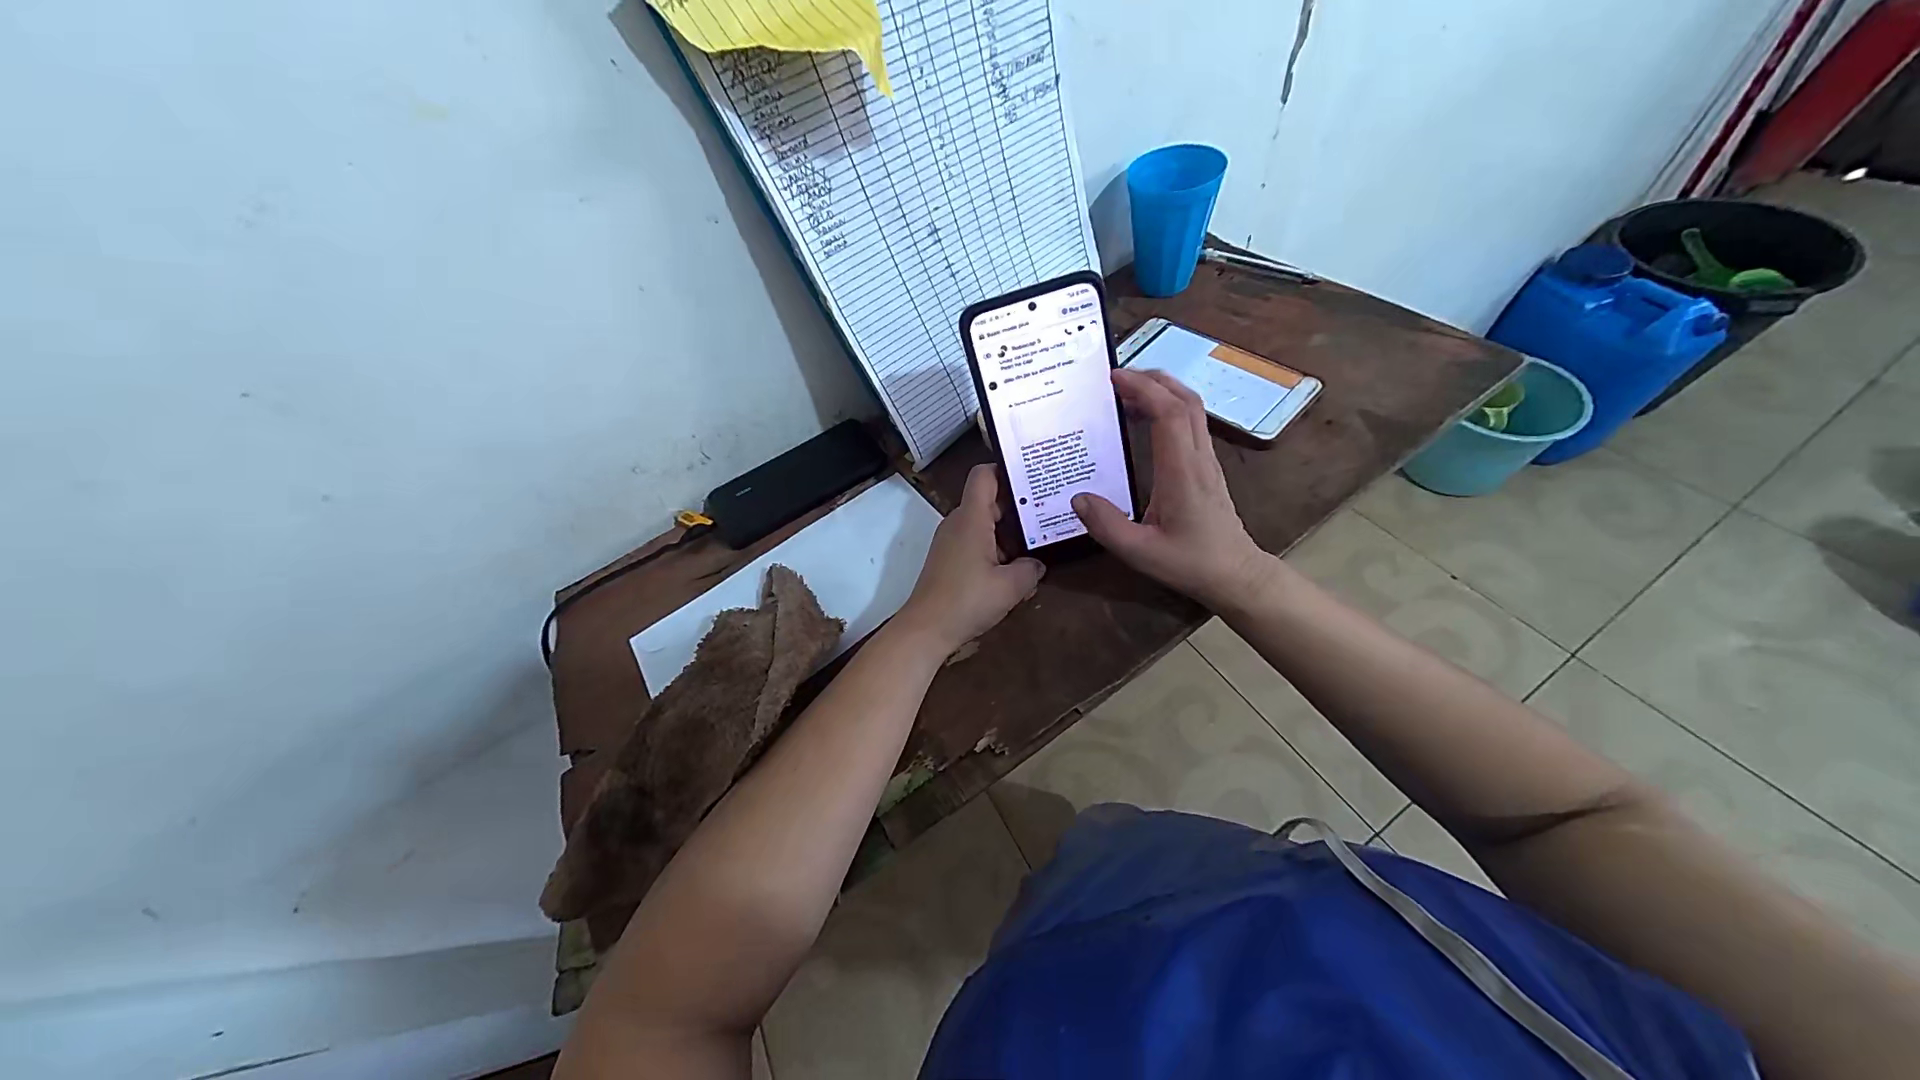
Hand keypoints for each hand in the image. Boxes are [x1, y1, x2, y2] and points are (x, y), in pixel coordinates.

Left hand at [893, 464, 1045, 654]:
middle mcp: (957, 523)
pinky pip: (975, 542)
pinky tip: (1014, 570)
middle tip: (1048, 514)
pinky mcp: (948, 559)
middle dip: (1018, 507)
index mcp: (971, 518)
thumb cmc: (967, 601)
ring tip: (1037, 545)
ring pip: (983, 524)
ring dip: (1008, 534)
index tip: (1032, 478)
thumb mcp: (1010, 587)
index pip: (984, 475)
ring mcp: (950, 541)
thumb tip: (1037, 564)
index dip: (1006, 469)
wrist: (925, 630)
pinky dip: (995, 550)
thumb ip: (1030, 569)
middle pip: (989, 500)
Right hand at [1072, 369, 1274, 610]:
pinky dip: (1168, 408)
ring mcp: (1206, 461)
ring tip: (1127, 391)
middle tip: (1117, 376)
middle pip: (1184, 400)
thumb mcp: (1140, 552)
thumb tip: (1078, 498)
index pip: (1168, 413)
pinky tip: (1145, 420)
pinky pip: (1190, 424)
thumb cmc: (1191, 563)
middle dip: (1152, 379)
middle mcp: (1198, 458)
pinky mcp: (1206, 468)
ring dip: (1162, 390)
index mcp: (1182, 472)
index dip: (1143, 389)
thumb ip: (1107, 526)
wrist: (1236, 574)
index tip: (1114, 378)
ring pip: (1191, 409)